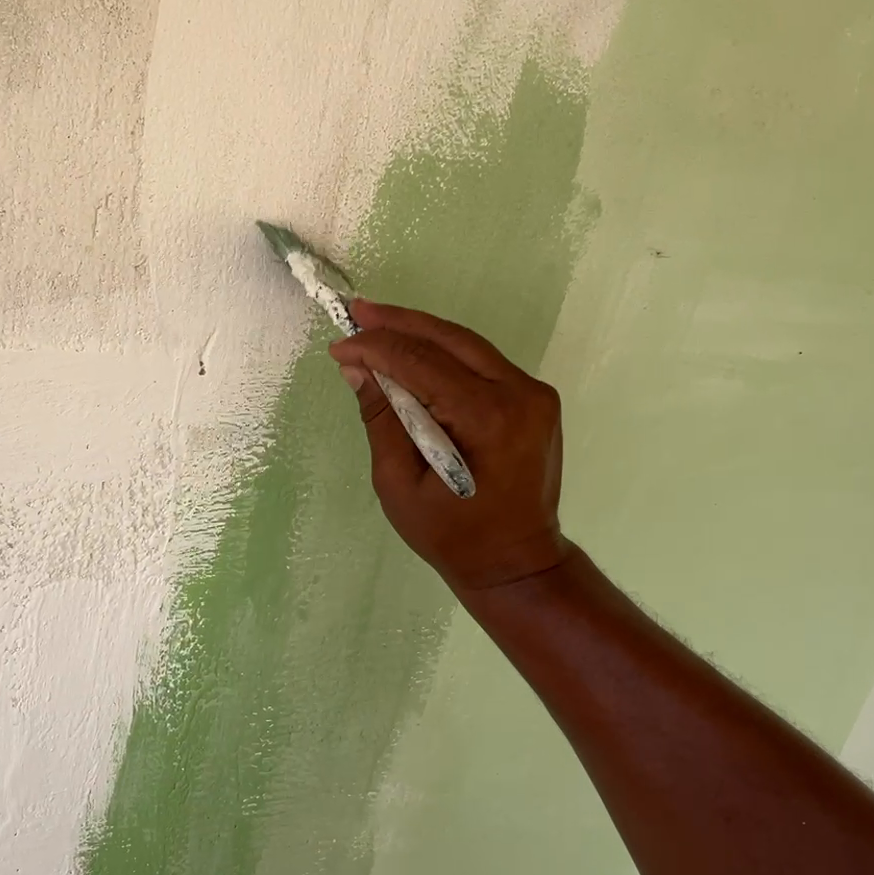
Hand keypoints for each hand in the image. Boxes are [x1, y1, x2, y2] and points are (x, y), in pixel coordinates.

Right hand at [328, 300, 571, 590]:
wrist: (516, 563)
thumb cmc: (451, 535)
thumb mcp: (399, 484)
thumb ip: (382, 420)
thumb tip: (359, 369)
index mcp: (486, 418)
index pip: (420, 362)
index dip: (376, 348)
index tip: (339, 348)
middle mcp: (519, 394)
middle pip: (449, 338)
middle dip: (398, 323)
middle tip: (355, 311)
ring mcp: (533, 394)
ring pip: (467, 345)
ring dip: (419, 333)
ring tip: (375, 322)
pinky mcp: (533, 400)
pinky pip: (480, 363)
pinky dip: (442, 353)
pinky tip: (411, 351)